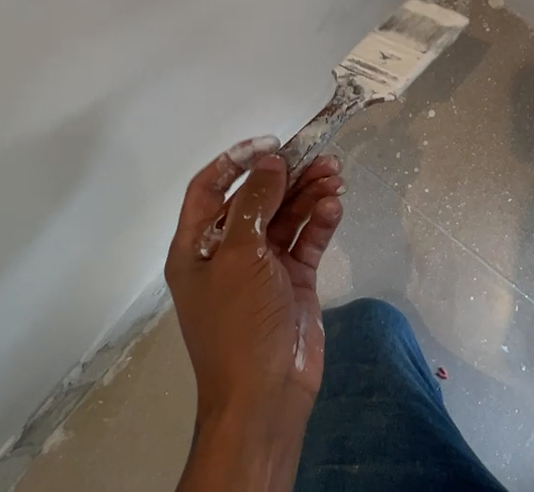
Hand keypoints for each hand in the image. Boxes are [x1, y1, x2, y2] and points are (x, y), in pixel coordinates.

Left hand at [166, 141, 345, 491]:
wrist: (267, 391)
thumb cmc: (239, 323)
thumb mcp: (239, 256)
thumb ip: (255, 203)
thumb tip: (270, 162)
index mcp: (197, 247)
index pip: (209, 189)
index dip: (236, 162)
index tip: (271, 143)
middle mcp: (229, 251)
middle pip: (257, 198)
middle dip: (286, 174)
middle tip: (320, 154)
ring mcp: (264, 265)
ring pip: (287, 214)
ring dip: (310, 192)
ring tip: (336, 173)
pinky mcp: (294, 278)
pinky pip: (307, 238)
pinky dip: (321, 220)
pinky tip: (335, 206)